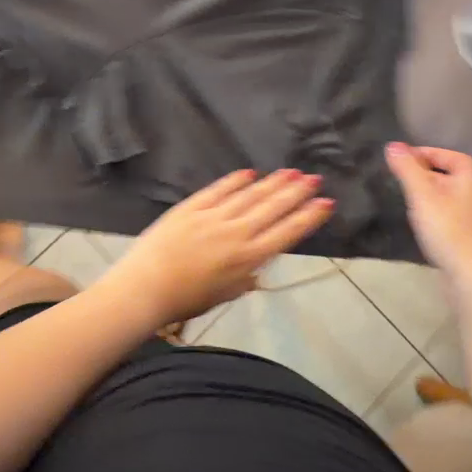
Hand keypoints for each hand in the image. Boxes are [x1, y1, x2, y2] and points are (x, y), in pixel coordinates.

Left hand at [97, 169, 333, 327]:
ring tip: (290, 172)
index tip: (326, 202)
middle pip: (273, 208)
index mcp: (248, 259)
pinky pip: (219, 190)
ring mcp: (213, 217)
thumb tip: (257, 268)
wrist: (146, 287)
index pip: (287, 233)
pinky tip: (250, 173)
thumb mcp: (224, 294)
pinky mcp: (191, 207)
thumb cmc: (185, 300)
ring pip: (250, 195)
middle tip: (314, 178)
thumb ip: (244, 278)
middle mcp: (236, 234)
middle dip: (297, 192)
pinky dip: (235, 181)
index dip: (309, 217)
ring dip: (272, 183)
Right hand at [384, 143, 471, 279]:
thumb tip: (392, 145)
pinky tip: (421, 226)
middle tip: (397, 181)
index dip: (421, 153)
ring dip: (427, 196)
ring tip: (405, 202)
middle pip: (446, 174)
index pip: (444, 153)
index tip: (397, 161)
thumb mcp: (422, 194)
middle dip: (422, 174)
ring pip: (447, 196)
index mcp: (470, 175)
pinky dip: (433, 214)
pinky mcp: (470, 236)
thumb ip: (407, 168)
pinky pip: (449, 215)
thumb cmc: (449, 230)